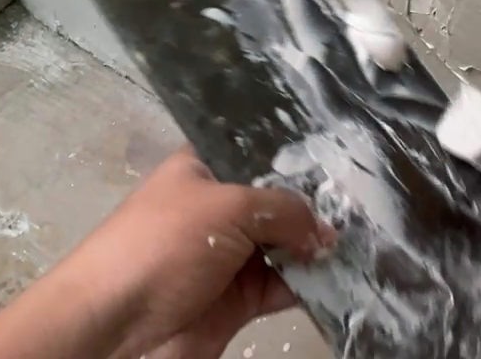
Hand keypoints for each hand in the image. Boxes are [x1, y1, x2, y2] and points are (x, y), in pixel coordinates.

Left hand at [0, 149, 333, 358]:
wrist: (113, 330)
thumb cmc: (164, 244)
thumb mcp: (228, 208)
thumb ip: (285, 211)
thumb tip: (328, 232)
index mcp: (208, 167)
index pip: (261, 149)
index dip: (300, 152)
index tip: (345, 149)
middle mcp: (222, 205)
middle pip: (280, 197)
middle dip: (318, 199)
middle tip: (367, 195)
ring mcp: (230, 253)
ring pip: (286, 242)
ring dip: (318, 243)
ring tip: (365, 232)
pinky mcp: (238, 299)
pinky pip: (284, 284)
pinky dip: (310, 281)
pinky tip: (343, 271)